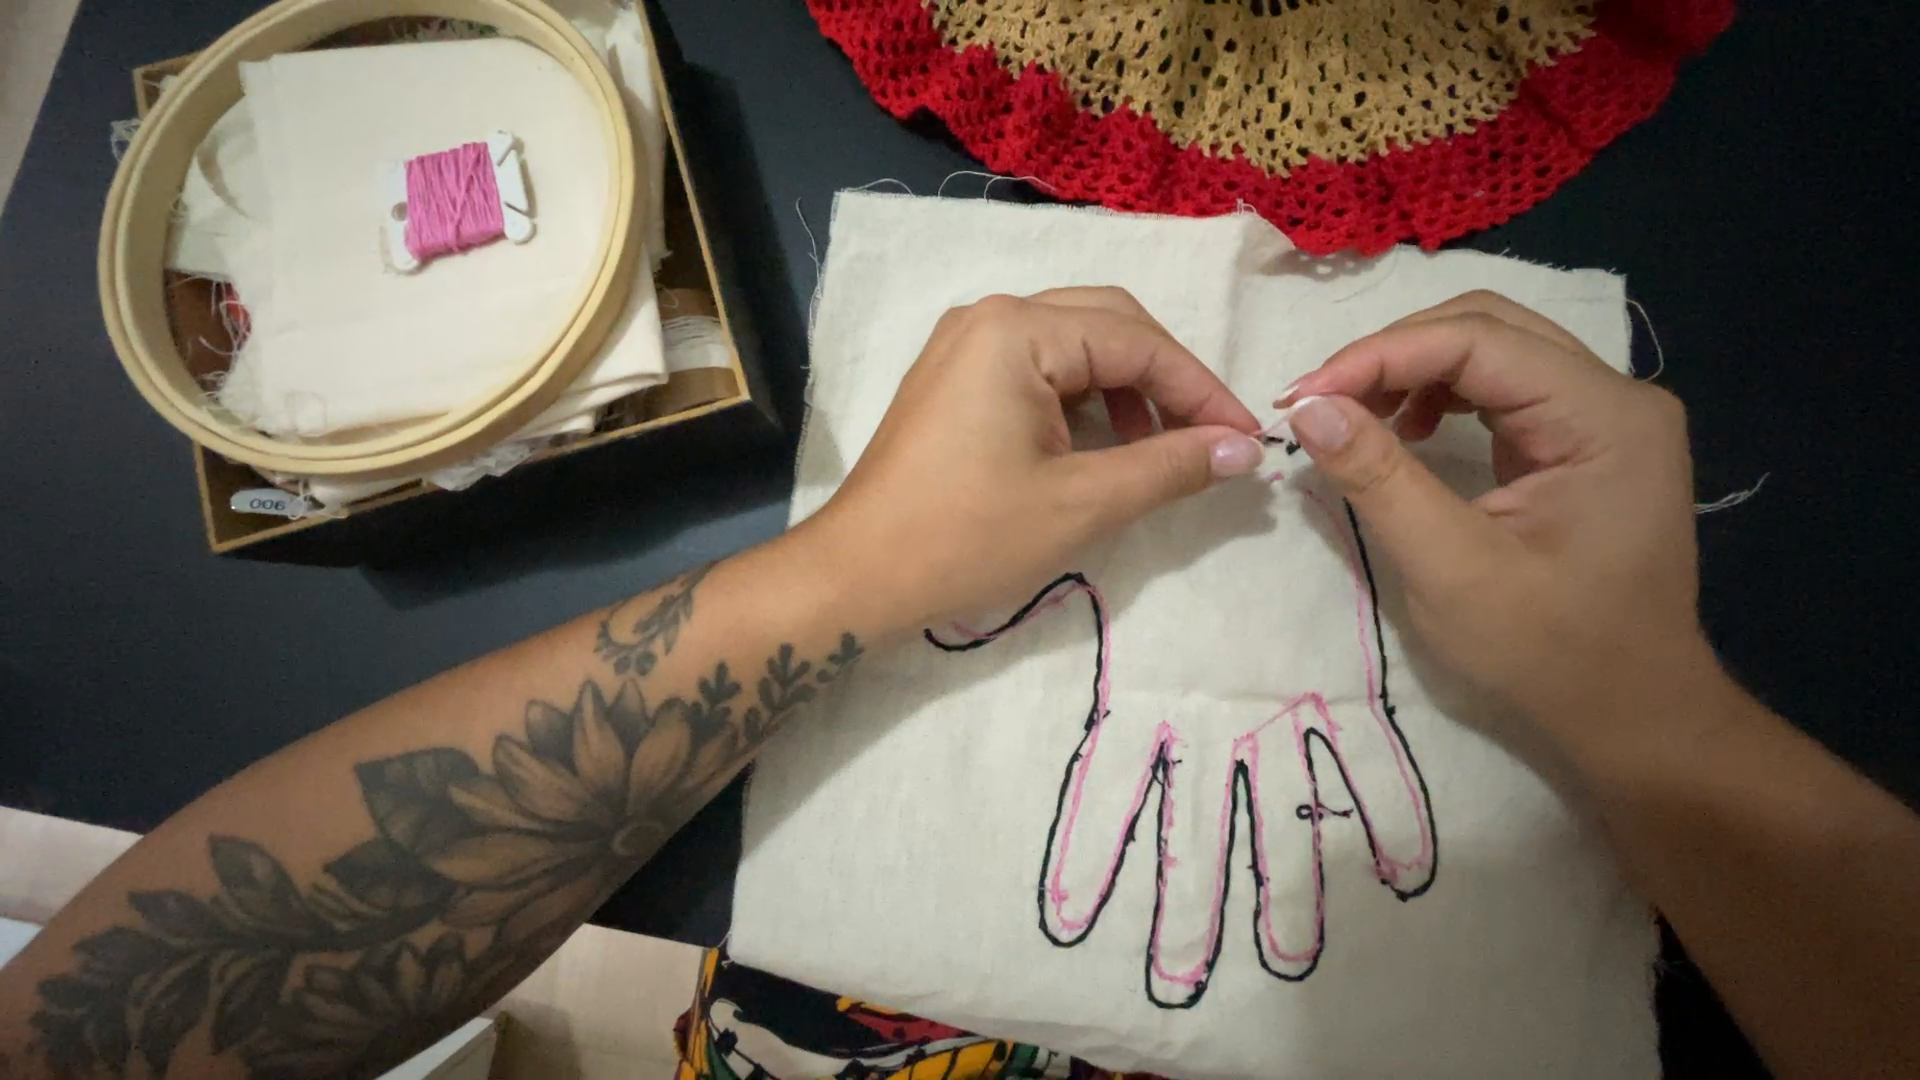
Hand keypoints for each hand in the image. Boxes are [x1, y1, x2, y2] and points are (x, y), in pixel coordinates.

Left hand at [800, 287, 1265, 636]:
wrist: (860, 574)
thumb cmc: (967, 538)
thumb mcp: (1082, 504)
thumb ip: (1170, 466)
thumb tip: (1245, 449)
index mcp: (1018, 330)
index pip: (1137, 341)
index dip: (1201, 390)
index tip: (1246, 439)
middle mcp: (988, 316)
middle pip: (1106, 325)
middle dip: (1164, 380)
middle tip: (1204, 437)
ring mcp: (963, 345)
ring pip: (1071, 346)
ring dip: (1123, 389)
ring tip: (1151, 450)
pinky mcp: (952, 379)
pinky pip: (1034, 369)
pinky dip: (1079, 399)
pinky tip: (1097, 444)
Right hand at [924, 500, 1435, 1005]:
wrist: (1259, 546)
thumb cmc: (1178, 575)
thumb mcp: (1109, 584)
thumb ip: (1054, 608)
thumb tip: (969, 624)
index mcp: (1151, 704)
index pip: (1107, 787)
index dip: (1085, 850)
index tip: (1064, 918)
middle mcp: (1211, 733)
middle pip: (1193, 831)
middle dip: (1185, 902)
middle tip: (1172, 981)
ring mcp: (1275, 728)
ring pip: (1278, 818)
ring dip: (1286, 885)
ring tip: (1290, 957)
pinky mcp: (1338, 705)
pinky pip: (1365, 766)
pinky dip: (1386, 812)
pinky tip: (1402, 869)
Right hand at [1279, 290, 1717, 761]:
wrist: (1625, 708)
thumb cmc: (1544, 647)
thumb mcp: (1448, 566)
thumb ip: (1378, 478)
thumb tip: (1307, 409)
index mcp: (1602, 419)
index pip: (1478, 341)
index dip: (1378, 356)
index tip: (1301, 398)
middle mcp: (1612, 398)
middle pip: (1485, 327)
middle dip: (1389, 355)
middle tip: (1318, 403)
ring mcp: (1598, 418)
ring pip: (1487, 349)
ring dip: (1407, 372)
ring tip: (1352, 418)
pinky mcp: (1575, 441)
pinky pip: (1495, 388)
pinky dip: (1432, 396)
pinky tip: (1404, 433)